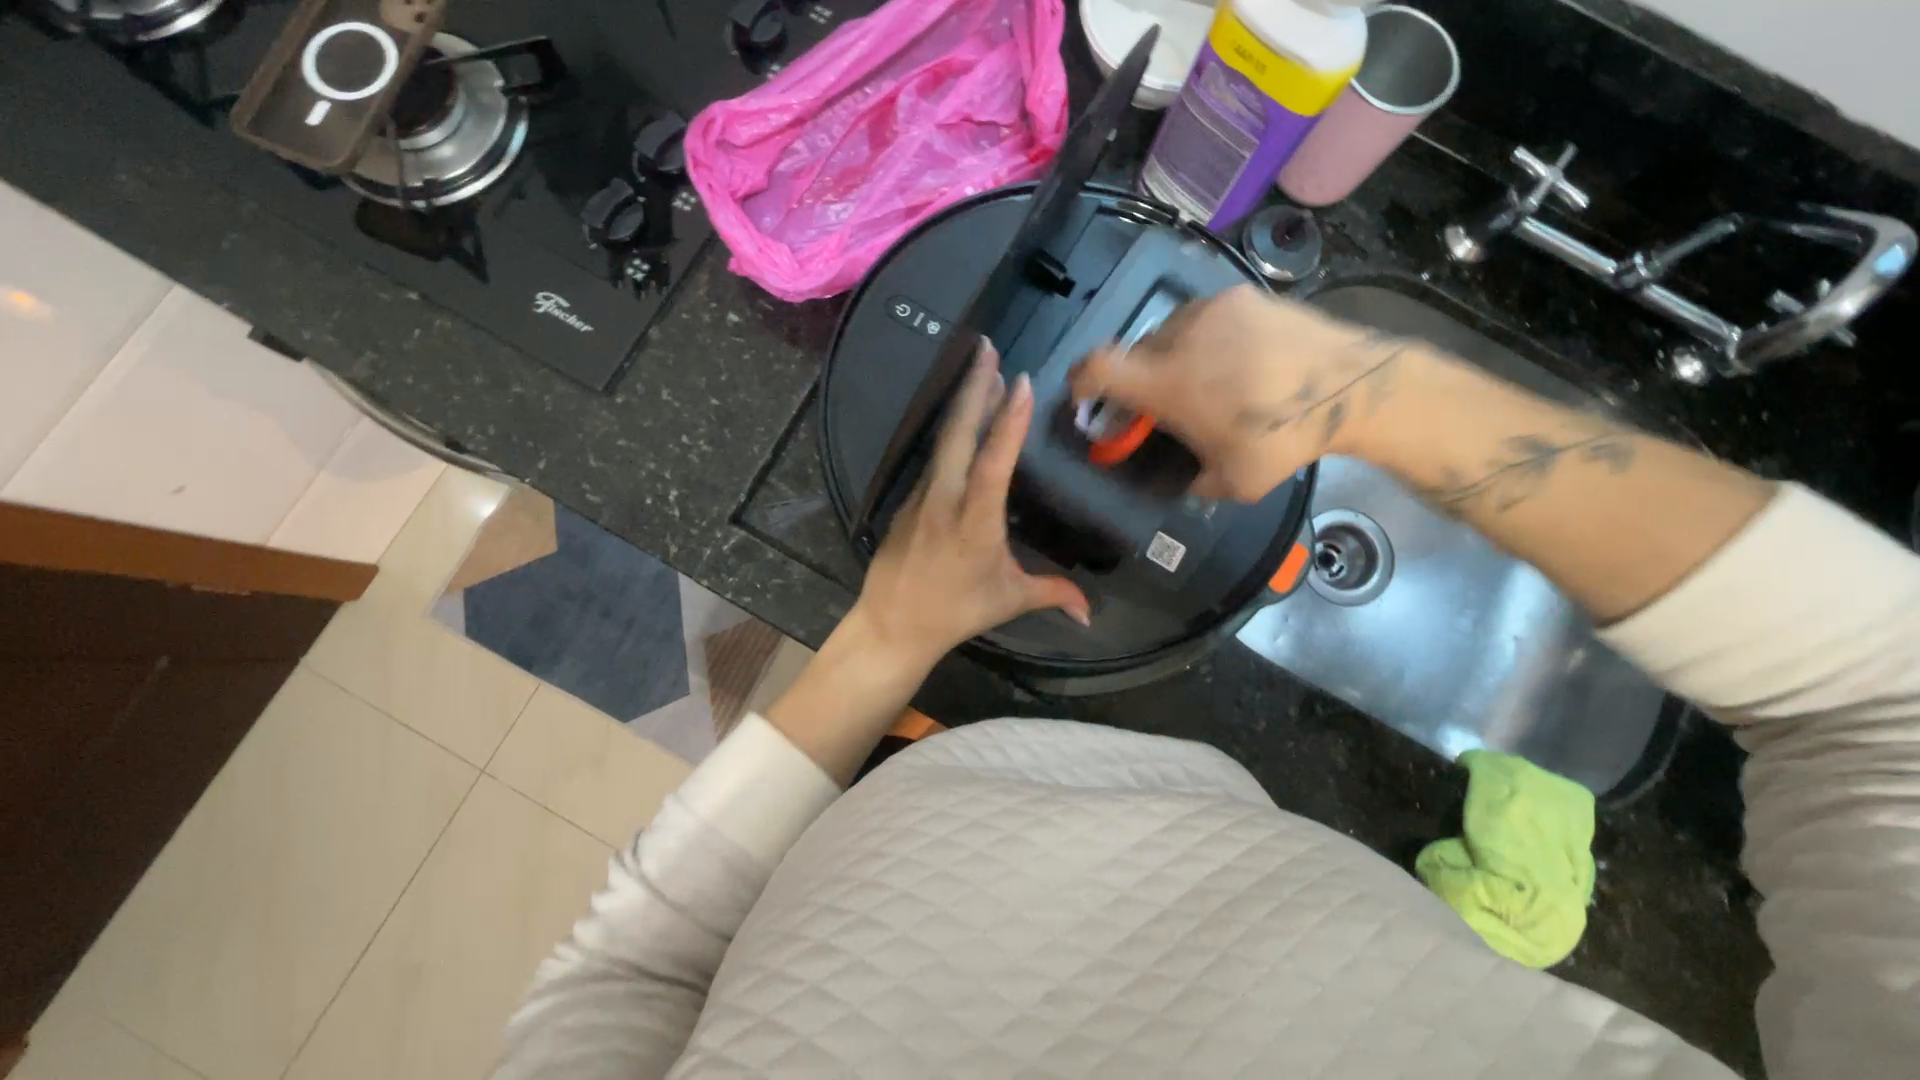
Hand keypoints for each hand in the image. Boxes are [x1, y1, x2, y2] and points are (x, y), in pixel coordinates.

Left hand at [852, 340, 1091, 668]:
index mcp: (975, 523)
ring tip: (980, 371)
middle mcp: (945, 501)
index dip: (1009, 422)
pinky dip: (949, 434)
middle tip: (988, 349)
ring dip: (962, 405)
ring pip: (942, 442)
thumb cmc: (955, 613)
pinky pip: (932, 460)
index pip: (994, 463)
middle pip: (958, 435)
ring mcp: (920, 497)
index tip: (1020, 382)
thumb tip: (1091, 614)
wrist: (891, 625)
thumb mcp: (1008, 601)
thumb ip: (1052, 594)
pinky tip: (962, 420)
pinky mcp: (906, 501)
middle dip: (974, 388)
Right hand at [1070, 285, 1424, 501]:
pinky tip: (1235, 360)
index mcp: (1167, 382)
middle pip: (1134, 353)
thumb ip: (1195, 481)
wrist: (1351, 386)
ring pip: (1168, 333)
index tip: (1082, 396)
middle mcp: (1179, 337)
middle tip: (1160, 403)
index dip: (1079, 381)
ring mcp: (1211, 310)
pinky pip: (1204, 317)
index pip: (1097, 367)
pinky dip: (1206, 339)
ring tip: (1204, 381)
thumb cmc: (1285, 439)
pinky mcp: (1241, 295)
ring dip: (1172, 357)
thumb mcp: (1234, 482)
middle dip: (1137, 379)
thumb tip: (1188, 479)